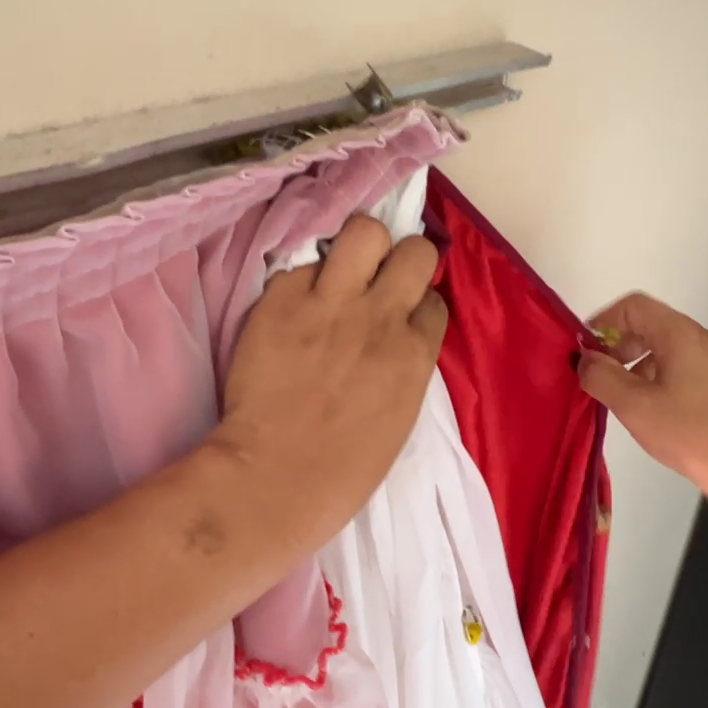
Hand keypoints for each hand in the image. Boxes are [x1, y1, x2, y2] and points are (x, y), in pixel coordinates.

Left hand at [212, 215, 448, 554]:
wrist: (274, 476)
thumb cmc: (344, 471)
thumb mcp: (399, 418)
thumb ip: (403, 368)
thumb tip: (395, 341)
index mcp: (414, 354)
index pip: (433, 301)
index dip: (416, 305)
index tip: (401, 316)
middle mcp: (380, 316)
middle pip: (413, 250)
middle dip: (401, 260)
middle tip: (378, 280)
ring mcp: (329, 302)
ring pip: (364, 231)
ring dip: (358, 248)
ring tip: (342, 271)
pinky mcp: (280, 300)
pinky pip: (301, 267)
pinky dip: (300, 283)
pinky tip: (291, 309)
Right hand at [577, 292, 707, 502]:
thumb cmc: (689, 433)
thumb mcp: (633, 406)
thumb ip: (601, 376)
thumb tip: (585, 359)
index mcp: (681, 334)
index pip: (634, 306)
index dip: (603, 322)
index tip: (585, 351)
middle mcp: (703, 338)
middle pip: (651, 324)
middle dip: (618, 344)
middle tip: (600, 375)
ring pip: (667, 347)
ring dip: (637, 363)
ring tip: (624, 397)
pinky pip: (683, 365)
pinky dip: (659, 375)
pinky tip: (654, 409)